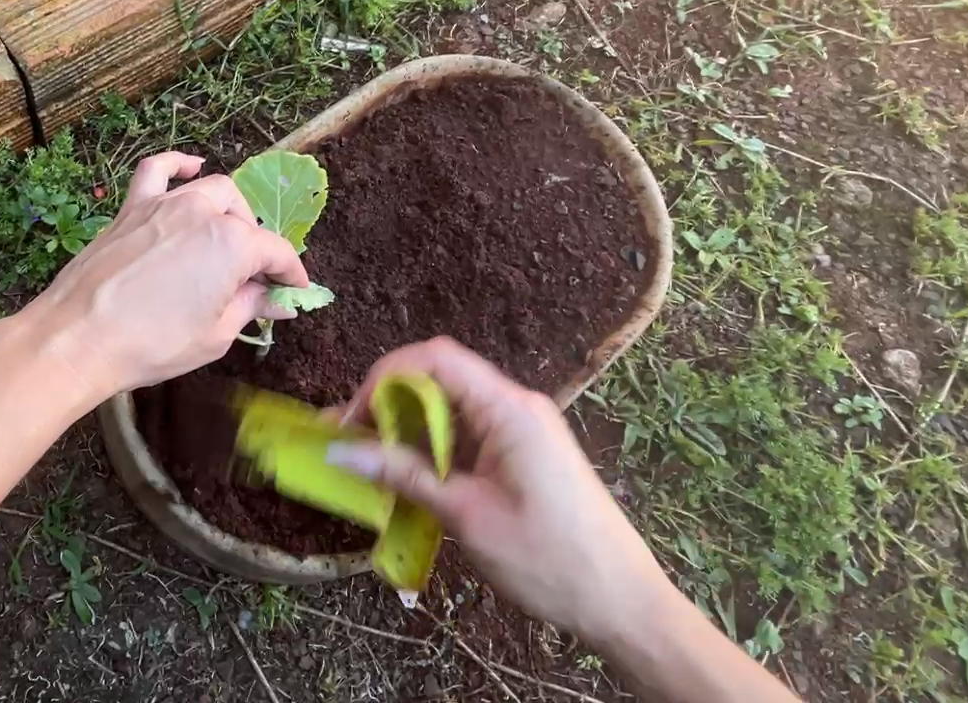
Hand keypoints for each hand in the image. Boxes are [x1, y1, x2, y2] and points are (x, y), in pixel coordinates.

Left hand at [19, 152, 308, 399]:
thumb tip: (276, 299)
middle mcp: (203, 211)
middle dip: (255, 245)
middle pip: (244, 219)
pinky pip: (157, 170)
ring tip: (226, 238)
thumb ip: (251, 307)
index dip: (290, 273)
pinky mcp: (132, 207)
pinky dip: (178, 164)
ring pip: (210, 190)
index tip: (293, 289)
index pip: (275, 252)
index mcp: (233, 243)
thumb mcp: (215, 335)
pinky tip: (191, 167)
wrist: (79, 337)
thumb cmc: (152, 343)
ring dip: (227, 211)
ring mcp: (165, 203)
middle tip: (251, 277)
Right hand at [326, 338, 679, 648]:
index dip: (385, 376)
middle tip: (353, 438)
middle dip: (389, 399)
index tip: (355, 417)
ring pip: (450, 403)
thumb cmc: (550, 561)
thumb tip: (340, 452)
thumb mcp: (467, 516)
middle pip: (439, 375)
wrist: (626, 608)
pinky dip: (432, 443)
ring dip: (407, 424)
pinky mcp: (521, 449)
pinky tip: (409, 470)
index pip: (436, 360)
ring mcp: (521, 426)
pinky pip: (466, 429)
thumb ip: (404, 474)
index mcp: (510, 409)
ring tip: (371, 455)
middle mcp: (516, 405)